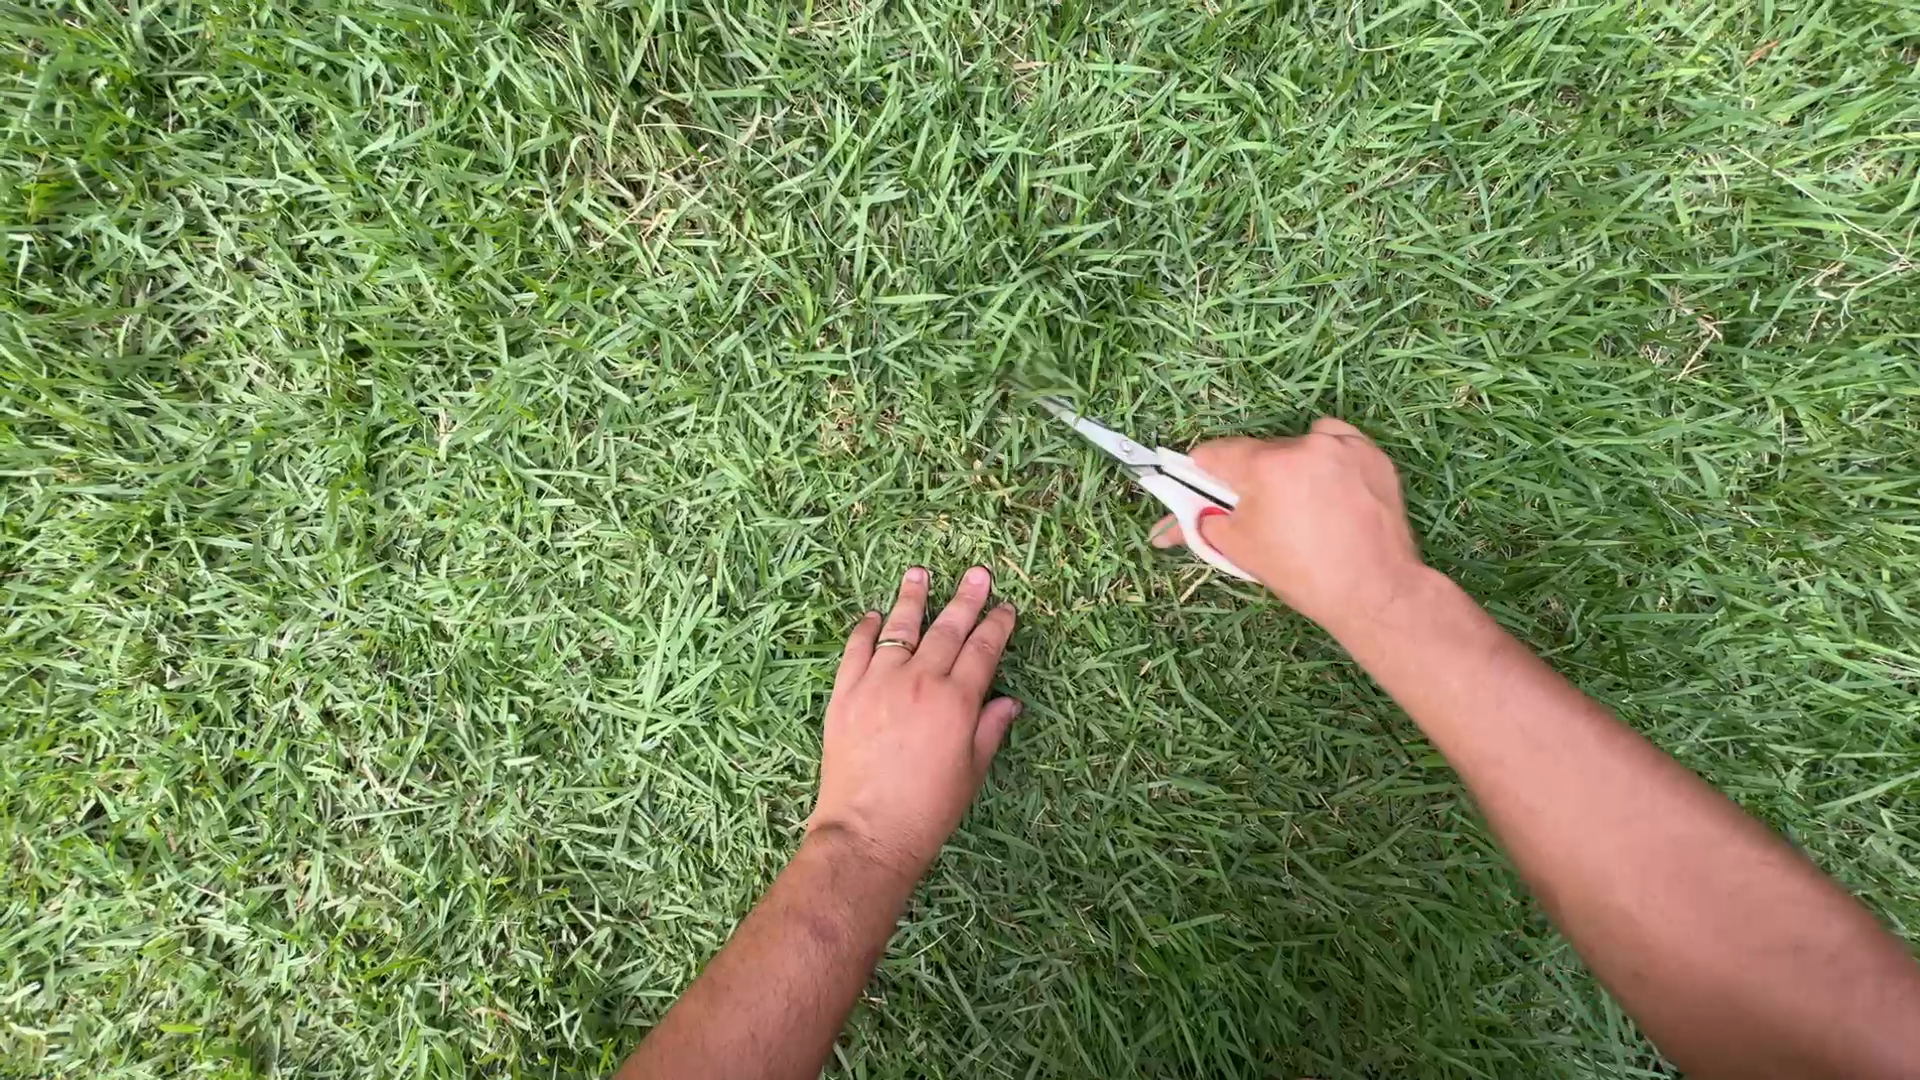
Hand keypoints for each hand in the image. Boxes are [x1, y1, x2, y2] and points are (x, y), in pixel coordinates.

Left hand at [807, 566, 1020, 878]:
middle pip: (947, 629)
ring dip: (912, 598)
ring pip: (899, 628)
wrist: (867, 833)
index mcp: (956, 700)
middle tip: (977, 573)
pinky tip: (873, 615)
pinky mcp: (845, 693)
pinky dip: (865, 629)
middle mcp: (919, 680)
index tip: (1006, 607)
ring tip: (919, 572)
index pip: (983, 649)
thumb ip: (990, 728)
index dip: (997, 625)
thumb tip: (1009, 700)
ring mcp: (878, 682)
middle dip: (966, 599)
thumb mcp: (972, 771)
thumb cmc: (928, 809)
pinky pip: (856, 650)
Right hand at [1151, 417, 1428, 630]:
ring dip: (1287, 468)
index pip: (1214, 453)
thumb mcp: (1237, 549)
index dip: (1201, 472)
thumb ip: (1198, 526)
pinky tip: (1327, 490)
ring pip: (1295, 447)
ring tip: (1297, 505)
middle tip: (1257, 512)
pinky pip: (1335, 444)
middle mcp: (1303, 445)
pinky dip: (1325, 461)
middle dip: (1249, 477)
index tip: (1203, 487)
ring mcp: (1342, 447)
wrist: (1373, 589)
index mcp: (1264, 465)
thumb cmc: (1299, 571)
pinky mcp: (1372, 455)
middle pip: (1256, 452)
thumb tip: (1160, 533)